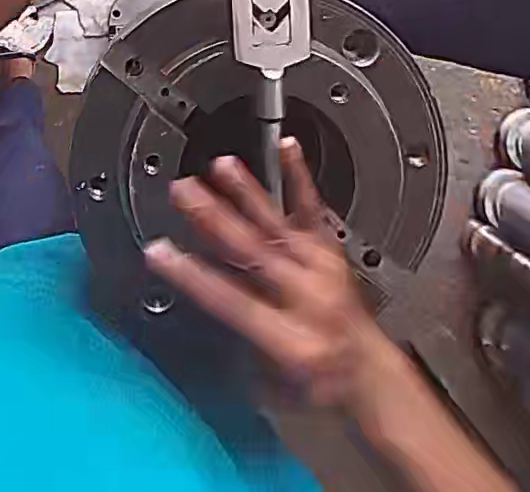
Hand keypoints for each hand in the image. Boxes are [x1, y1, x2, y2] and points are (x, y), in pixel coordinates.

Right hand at [144, 138, 393, 408]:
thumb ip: (237, 338)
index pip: (228, 299)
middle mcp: (306, 298)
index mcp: (288, 339)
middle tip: (183, 192)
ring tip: (222, 165)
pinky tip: (288, 147)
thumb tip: (204, 293)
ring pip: (278, 224)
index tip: (159, 251)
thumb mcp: (270, 381)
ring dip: (247, 191)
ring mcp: (321, 269)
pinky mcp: (331, 250)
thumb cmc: (317, 379)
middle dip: (213, 217)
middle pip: (252, 250)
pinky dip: (299, 174)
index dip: (190, 274)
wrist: (370, 375)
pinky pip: (314, 208)